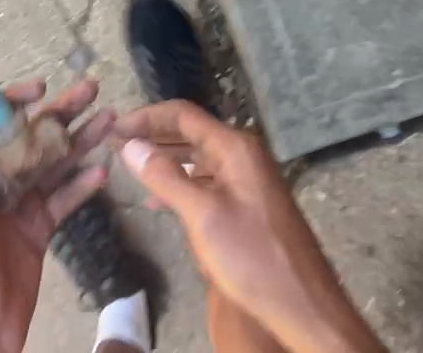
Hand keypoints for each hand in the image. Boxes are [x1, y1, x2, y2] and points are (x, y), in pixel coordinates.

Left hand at [0, 78, 116, 352]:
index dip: (17, 100)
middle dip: (63, 112)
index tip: (42, 88)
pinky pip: (65, 199)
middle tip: (93, 89)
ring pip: (56, 164)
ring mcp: (23, 204)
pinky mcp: (41, 229)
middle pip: (35, 138)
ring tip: (110, 119)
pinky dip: (83, 184)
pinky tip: (104, 169)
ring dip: (81, 141)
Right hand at [117, 102, 385, 352]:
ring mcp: (249, 180)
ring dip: (165, 159)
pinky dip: (183, 183)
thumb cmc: (254, 259)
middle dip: (153, 135)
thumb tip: (130, 145)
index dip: (146, 117)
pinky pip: (209, 180)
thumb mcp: (202, 217)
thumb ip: (165, 177)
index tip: (115, 127)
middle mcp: (243, 155)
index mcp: (235, 148)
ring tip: (132, 168)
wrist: (307, 308)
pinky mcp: (250, 204)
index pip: (183, 115)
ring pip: (199, 157)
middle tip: (116, 144)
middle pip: (191, 132)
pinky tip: (160, 202)